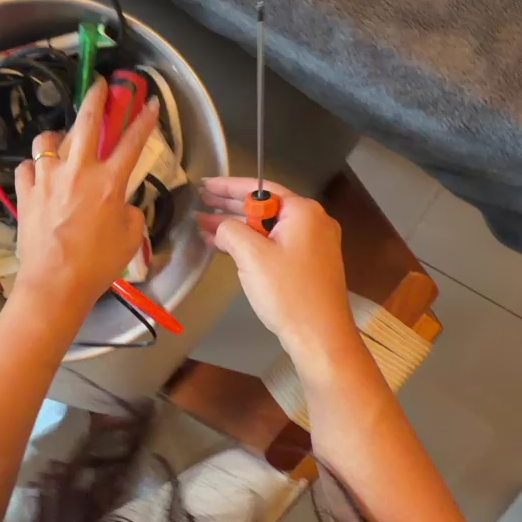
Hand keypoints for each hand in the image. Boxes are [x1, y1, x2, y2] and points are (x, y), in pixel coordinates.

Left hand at [9, 84, 160, 313]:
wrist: (54, 284)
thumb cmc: (96, 265)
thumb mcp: (129, 238)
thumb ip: (129, 211)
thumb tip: (119, 204)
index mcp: (109, 182)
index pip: (132, 142)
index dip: (144, 119)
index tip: (150, 102)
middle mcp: (77, 171)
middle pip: (86, 122)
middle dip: (95, 97)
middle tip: (98, 85)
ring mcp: (46, 179)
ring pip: (47, 140)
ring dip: (56, 137)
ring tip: (60, 144)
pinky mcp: (25, 192)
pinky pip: (28, 167)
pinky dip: (35, 168)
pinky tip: (40, 176)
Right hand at [196, 177, 351, 356]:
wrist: (320, 336)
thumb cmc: (287, 291)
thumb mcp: (251, 255)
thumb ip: (230, 230)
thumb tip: (222, 226)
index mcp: (303, 212)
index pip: (260, 189)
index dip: (228, 186)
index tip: (204, 186)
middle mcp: (313, 222)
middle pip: (264, 206)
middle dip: (229, 206)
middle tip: (200, 202)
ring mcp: (313, 244)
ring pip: (267, 227)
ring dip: (236, 228)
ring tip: (204, 227)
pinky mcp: (308, 263)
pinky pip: (274, 244)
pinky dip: (251, 244)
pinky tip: (225, 247)